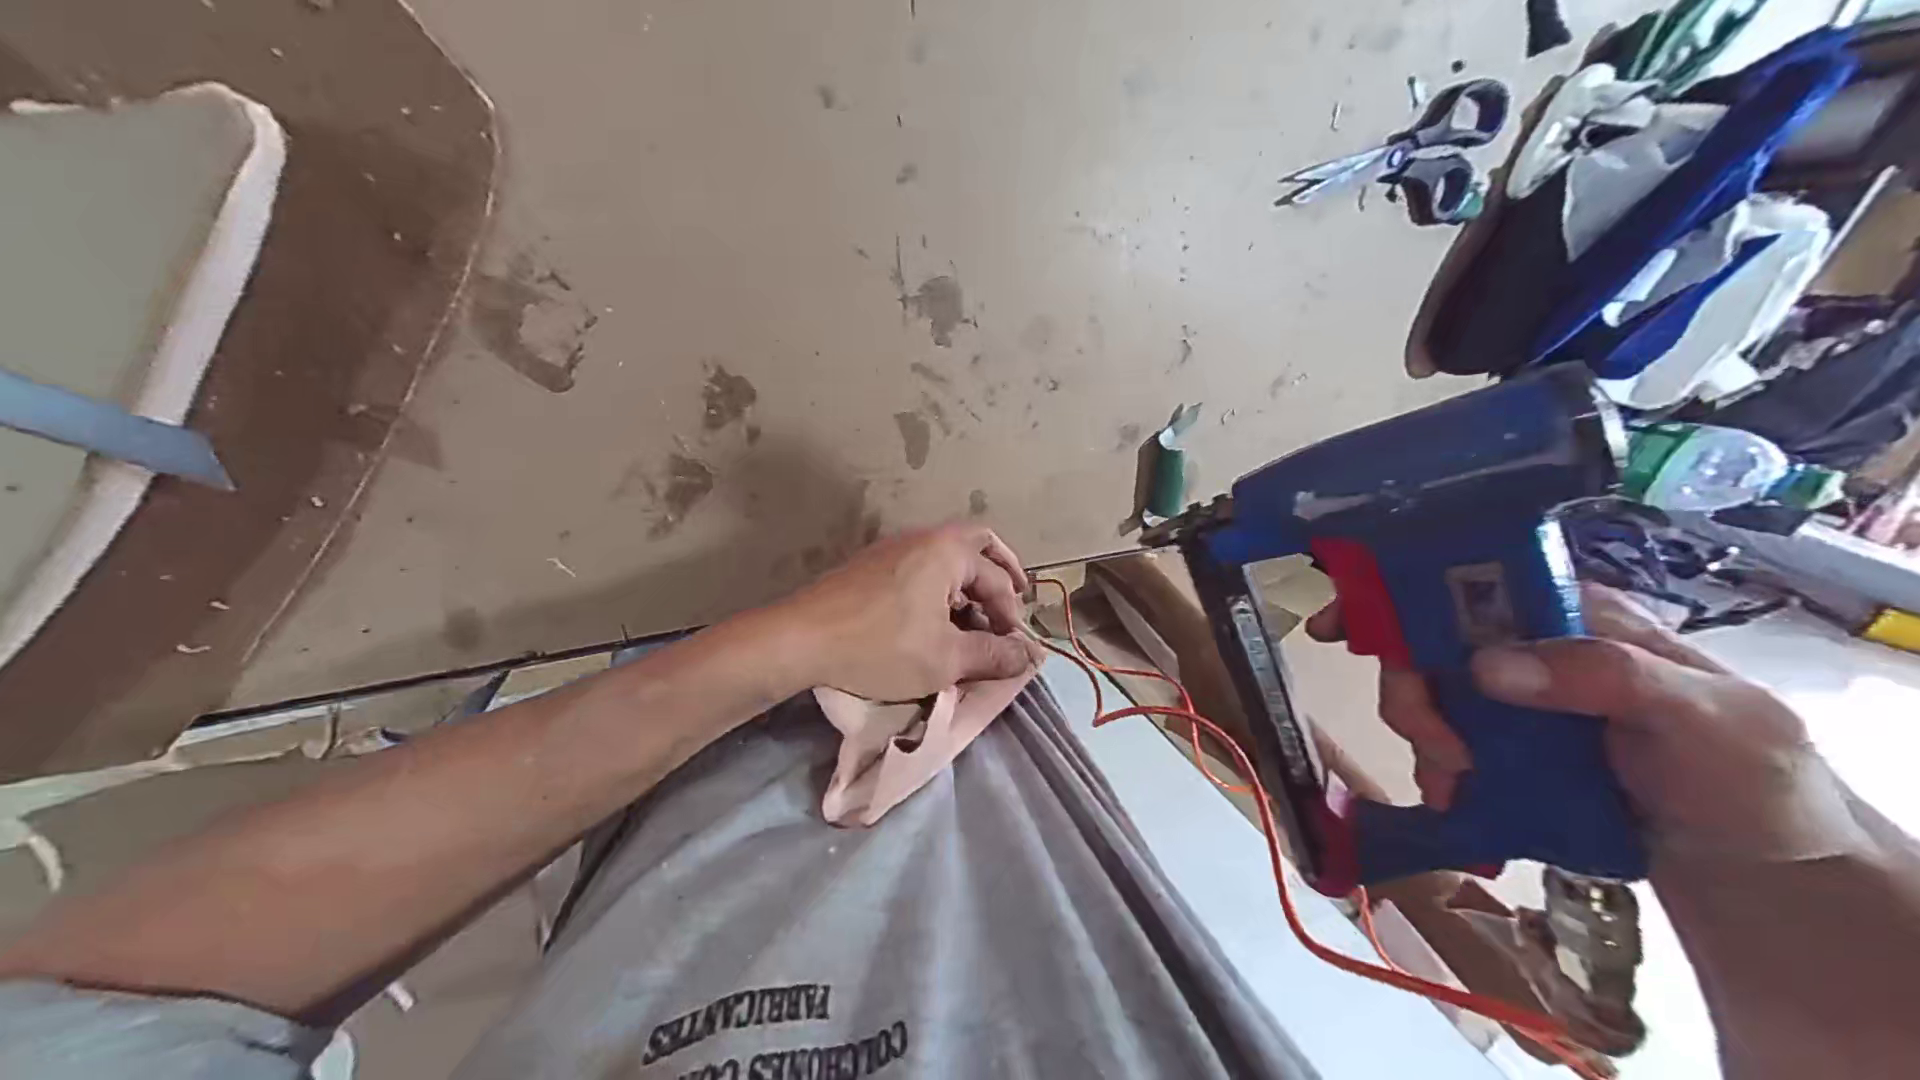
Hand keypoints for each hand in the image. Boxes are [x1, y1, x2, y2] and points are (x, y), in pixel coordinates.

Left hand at [768, 523, 1043, 701]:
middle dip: (1001, 570)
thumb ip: (992, 654)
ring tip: (975, 616)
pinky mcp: (871, 565)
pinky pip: (921, 565)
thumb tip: (1027, 655)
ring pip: (947, 554)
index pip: (998, 579)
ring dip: (969, 581)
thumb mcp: (945, 659)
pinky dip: (941, 584)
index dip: (1011, 615)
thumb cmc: (880, 647)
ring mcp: (893, 548)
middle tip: (1015, 597)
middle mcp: (923, 538)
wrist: (800, 639)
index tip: (1012, 648)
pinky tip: (935, 616)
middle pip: (978, 543)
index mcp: (947, 552)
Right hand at [1311, 585, 1844, 858]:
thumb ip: (1608, 677)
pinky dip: (1432, 769)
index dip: (1391, 591)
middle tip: (1438, 748)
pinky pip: (1438, 743)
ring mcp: (1506, 696)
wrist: (1760, 868)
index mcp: (1566, 612)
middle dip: (1412, 694)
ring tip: (1456, 783)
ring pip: (1423, 693)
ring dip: (1423, 737)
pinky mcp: (1498, 744)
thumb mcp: (1709, 717)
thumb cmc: (1752, 777)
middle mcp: (1524, 643)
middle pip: (1424, 643)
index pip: (1464, 579)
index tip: (1338, 626)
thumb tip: (1484, 666)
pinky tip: (1451, 796)